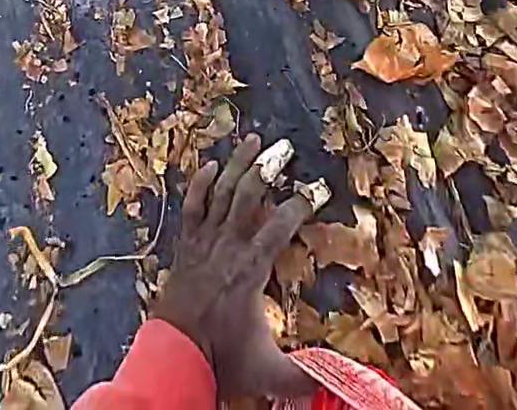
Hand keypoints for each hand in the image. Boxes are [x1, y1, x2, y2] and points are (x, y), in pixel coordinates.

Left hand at [151, 135, 316, 400]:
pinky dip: (200, 183)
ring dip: (238, 164)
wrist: (172, 358)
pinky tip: (210, 165)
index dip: (302, 204)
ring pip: (222, 192)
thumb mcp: (268, 370)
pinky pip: (192, 206)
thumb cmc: (221, 359)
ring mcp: (205, 240)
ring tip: (253, 139)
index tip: (320, 190)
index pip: (282, 224)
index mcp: (251, 267)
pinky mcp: (187, 244)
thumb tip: (343, 377)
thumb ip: (304, 372)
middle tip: (284, 147)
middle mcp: (229, 244)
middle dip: (268, 167)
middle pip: (249, 195)